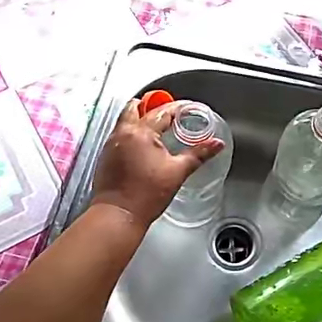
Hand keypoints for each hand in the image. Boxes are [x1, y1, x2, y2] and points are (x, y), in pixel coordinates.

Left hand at [88, 98, 221, 229]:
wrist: (118, 215)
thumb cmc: (144, 196)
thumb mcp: (177, 172)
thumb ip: (198, 155)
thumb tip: (216, 144)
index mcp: (141, 133)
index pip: (162, 110)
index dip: (178, 108)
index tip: (188, 110)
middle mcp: (122, 134)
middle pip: (136, 107)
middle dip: (153, 106)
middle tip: (169, 115)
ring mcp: (111, 144)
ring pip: (124, 120)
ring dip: (139, 118)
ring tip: (156, 129)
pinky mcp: (105, 156)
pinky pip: (118, 135)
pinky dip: (130, 133)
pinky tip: (141, 147)